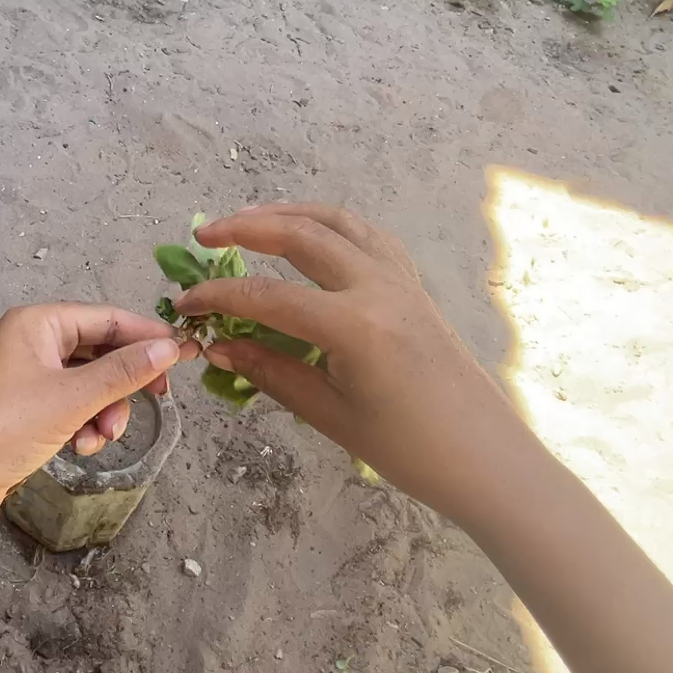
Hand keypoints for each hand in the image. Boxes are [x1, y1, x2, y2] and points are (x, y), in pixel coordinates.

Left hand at [0, 304, 198, 523]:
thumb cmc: (5, 427)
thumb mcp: (72, 398)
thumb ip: (124, 372)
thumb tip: (170, 347)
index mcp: (38, 323)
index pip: (107, 318)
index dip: (146, 336)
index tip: (183, 357)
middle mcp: (30, 341)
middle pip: (98, 350)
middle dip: (122, 382)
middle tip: (155, 401)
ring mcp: (24, 375)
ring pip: (86, 382)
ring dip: (103, 409)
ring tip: (101, 438)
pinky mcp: (22, 406)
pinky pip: (68, 403)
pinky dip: (82, 422)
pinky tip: (80, 446)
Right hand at [173, 205, 546, 530]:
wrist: (487, 459)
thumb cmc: (408, 448)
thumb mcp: (328, 413)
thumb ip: (269, 371)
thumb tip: (219, 347)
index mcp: (354, 325)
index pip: (266, 296)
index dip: (218, 296)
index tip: (185, 304)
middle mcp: (377, 286)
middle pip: (301, 235)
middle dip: (245, 228)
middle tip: (204, 236)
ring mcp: (400, 280)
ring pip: (337, 222)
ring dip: (287, 213)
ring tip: (247, 219)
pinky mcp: (413, 284)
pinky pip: (366, 235)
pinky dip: (329, 224)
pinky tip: (309, 235)